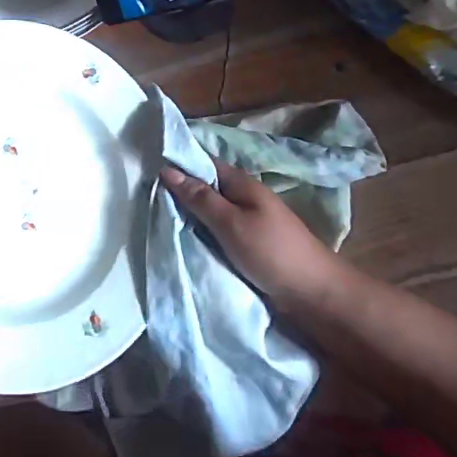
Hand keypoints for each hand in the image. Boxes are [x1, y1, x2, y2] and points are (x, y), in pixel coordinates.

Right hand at [159, 161, 343, 309]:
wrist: (313, 294)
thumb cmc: (271, 252)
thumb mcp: (230, 222)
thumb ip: (199, 197)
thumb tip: (168, 170)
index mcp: (241, 184)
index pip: (203, 162)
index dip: (177, 162)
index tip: (145, 164)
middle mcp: (242, 197)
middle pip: (204, 186)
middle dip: (177, 189)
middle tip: (143, 193)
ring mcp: (246, 220)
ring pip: (208, 210)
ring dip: (187, 212)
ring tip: (153, 212)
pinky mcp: (246, 242)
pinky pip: (215, 229)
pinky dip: (199, 230)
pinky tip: (179, 235)